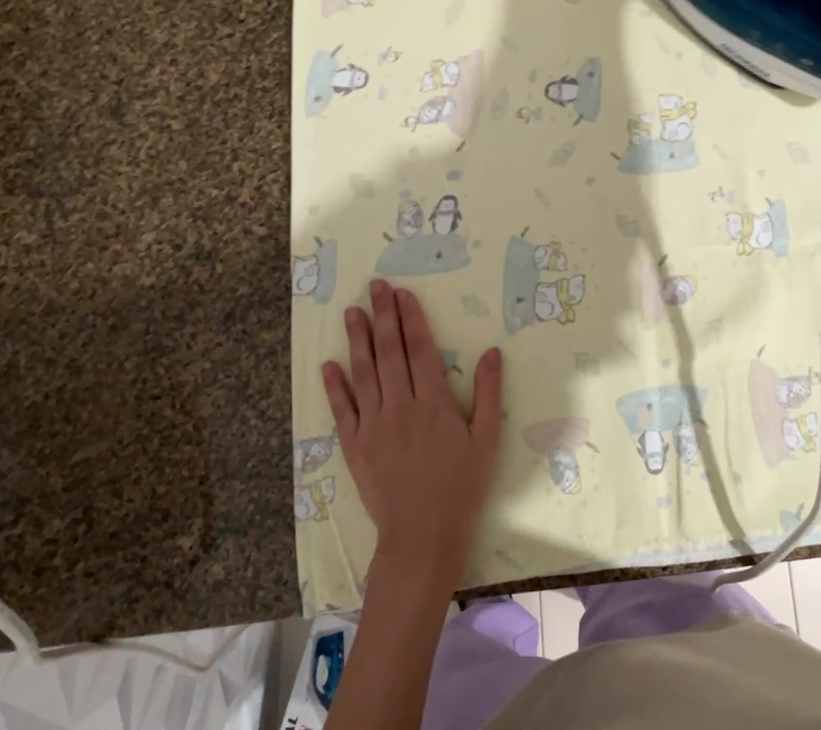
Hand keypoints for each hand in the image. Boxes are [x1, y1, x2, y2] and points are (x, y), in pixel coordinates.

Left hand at [322, 280, 502, 577]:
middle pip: (390, 352)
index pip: (421, 350)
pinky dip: (334, 386)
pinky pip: (342, 410)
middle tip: (376, 286)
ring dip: (357, 340)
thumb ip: (489, 394)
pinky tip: (329, 364)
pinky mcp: (355, 446)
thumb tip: (492, 352)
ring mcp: (373, 425)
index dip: (412, 319)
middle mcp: (400, 406)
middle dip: (383, 316)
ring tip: (352, 311)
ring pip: (363, 373)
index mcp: (434, 403)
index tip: (404, 294)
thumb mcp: (487, 440)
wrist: (423, 534)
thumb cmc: (462, 487)